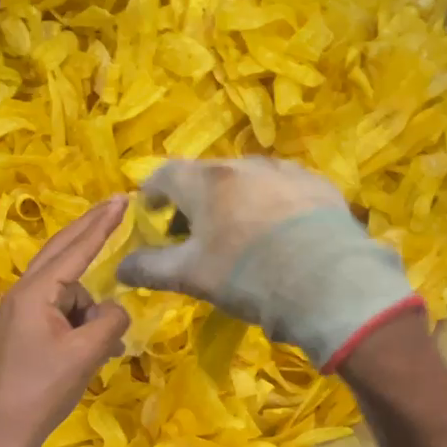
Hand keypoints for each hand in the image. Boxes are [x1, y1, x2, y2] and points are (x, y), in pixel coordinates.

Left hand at [0, 197, 130, 446]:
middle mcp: (23, 294)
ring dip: (90, 307)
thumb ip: (110, 320)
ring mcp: (20, 312)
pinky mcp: (24, 330)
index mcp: (34, 293)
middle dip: (91, 233)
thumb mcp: (87, 354)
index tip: (123, 199)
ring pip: (67, 291)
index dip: (101, 224)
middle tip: (118, 206)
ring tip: (101, 348)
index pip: (74, 248)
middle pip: (62, 252)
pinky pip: (60, 312)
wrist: (8, 429)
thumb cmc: (44, 390)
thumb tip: (115, 308)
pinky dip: (81, 322)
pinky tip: (95, 351)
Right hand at [118, 158, 423, 372]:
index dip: (152, 193)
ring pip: (247, 181)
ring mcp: (285, 172)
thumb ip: (150, 268)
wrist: (326, 280)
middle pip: (207, 175)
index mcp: (207, 181)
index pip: (165, 174)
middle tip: (191, 234)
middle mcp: (244, 165)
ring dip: (233, 201)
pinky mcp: (319, 187)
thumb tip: (121, 267)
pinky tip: (275, 237)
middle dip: (193, 201)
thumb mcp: (188, 276)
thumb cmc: (244, 274)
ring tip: (236, 235)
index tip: (149, 213)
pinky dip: (269, 207)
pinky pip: (282, 190)